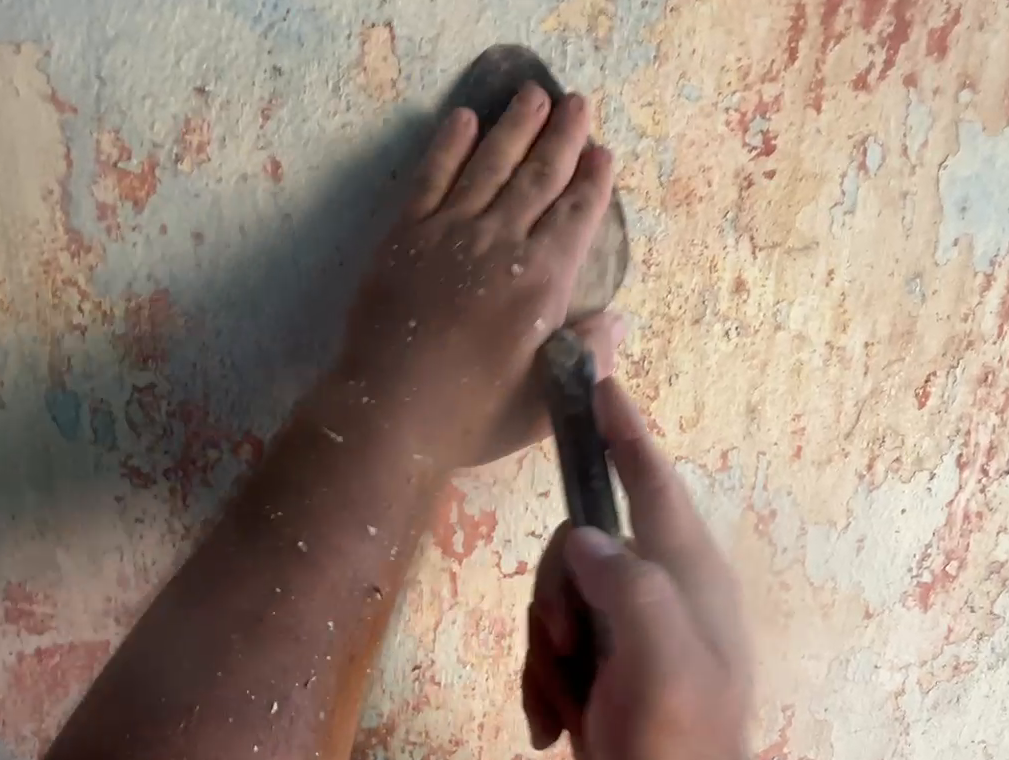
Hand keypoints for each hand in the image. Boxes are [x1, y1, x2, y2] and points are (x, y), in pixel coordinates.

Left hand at [341, 83, 621, 467]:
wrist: (390, 414)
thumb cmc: (472, 416)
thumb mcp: (545, 402)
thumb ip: (587, 357)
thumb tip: (618, 321)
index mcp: (543, 283)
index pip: (576, 217)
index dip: (592, 182)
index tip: (603, 153)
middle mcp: (501, 245)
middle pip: (538, 177)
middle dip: (562, 137)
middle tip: (577, 103)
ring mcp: (450, 234)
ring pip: (490, 165)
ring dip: (515, 127)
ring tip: (533, 95)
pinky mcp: (405, 236)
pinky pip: (431, 177)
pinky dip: (449, 145)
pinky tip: (463, 121)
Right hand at [522, 379, 756, 759]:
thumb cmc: (681, 744)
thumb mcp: (662, 665)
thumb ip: (630, 590)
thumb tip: (586, 540)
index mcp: (683, 572)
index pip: (652, 482)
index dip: (624, 433)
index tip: (602, 386)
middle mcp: (654, 583)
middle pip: (573, 547)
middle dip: (555, 601)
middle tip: (568, 653)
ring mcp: (625, 620)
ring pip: (552, 597)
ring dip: (547, 654)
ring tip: (571, 704)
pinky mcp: (601, 653)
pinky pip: (548, 641)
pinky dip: (545, 681)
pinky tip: (560, 723)